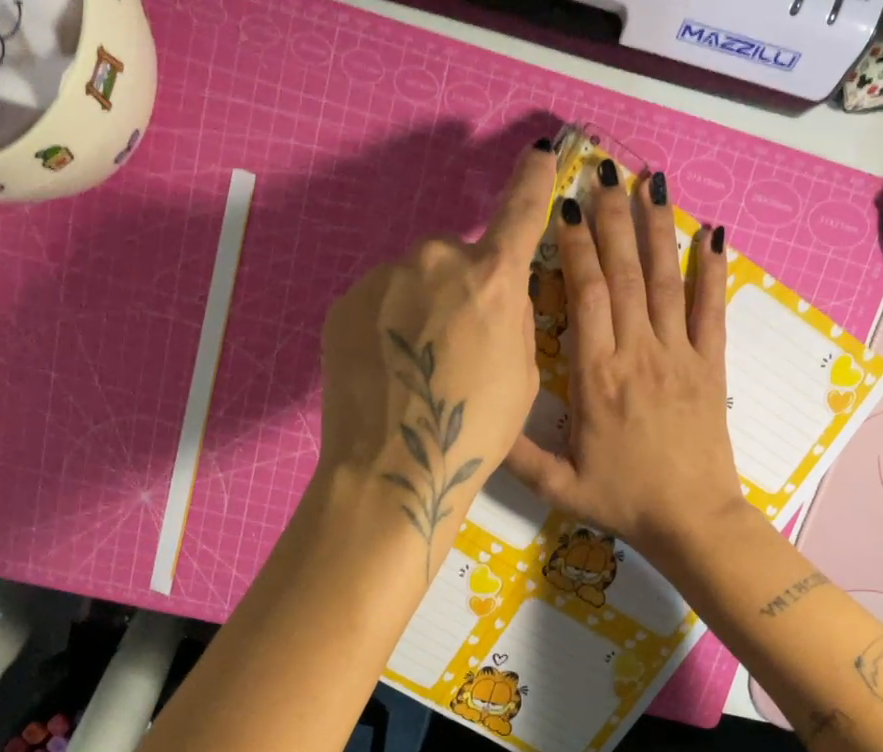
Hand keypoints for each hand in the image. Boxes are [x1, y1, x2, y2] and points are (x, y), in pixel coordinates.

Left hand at [318, 142, 555, 568]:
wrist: (393, 467)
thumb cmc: (473, 431)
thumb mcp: (523, 375)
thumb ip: (514, 318)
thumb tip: (497, 291)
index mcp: (491, 279)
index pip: (519, 212)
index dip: (532, 181)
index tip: (537, 151)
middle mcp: (435, 261)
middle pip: (456, 261)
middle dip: (461, 291)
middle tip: (457, 349)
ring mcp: (382, 280)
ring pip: (412, 282)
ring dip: (419, 308)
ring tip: (416, 368)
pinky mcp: (345, 304)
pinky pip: (378, 303)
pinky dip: (385, 326)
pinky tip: (386, 370)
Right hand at [504, 164, 747, 555]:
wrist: (692, 521)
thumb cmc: (622, 502)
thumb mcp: (558, 486)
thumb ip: (515, 454)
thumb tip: (474, 422)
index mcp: (596, 378)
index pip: (585, 296)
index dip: (576, 248)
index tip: (567, 206)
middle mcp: (637, 354)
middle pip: (624, 273)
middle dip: (612, 218)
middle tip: (603, 168)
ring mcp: (678, 356)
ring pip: (665, 279)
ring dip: (656, 227)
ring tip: (650, 179)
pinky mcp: (709, 366)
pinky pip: (711, 309)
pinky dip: (711, 269)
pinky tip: (712, 232)